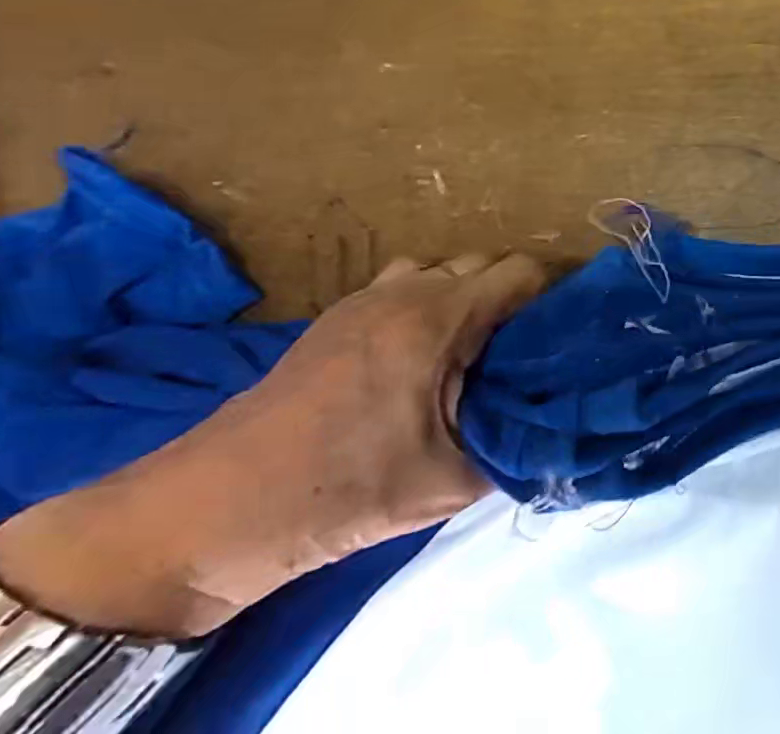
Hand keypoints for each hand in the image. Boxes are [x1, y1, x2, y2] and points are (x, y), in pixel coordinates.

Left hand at [0, 253, 544, 637]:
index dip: (556, 297)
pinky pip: (406, 284)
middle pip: (488, 263)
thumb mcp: (458, 478)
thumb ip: (525, 439)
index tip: (566, 336)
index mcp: (437, 320)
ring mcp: (363, 301)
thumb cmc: (343, 494)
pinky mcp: (335, 318)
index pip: (525, 272)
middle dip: (518, 296)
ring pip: (445, 269)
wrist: (209, 517)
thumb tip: (570, 419)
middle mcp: (403, 294)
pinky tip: (430, 353)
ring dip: (471, 294)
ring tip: (480, 346)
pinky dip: (433, 301)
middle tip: (527, 349)